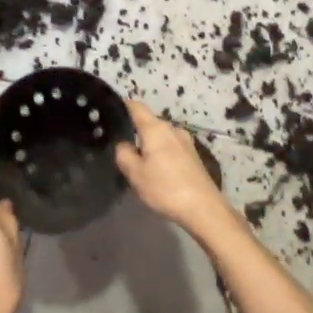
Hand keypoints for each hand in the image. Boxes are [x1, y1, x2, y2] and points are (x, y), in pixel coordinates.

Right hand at [114, 101, 233, 233]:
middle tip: (119, 145)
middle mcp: (172, 129)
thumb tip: (123, 144)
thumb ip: (124, 154)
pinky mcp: (193, 155)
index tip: (110, 113)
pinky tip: (156, 169)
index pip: (136, 106)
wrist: (203, 207)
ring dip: (149, 144)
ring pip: (160, 136)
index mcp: (156, 128)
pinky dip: (161, 153)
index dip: (122, 106)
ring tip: (137, 160)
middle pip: (149, 122)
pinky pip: (171, 147)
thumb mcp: (135, 173)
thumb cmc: (165, 188)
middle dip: (135, 130)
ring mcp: (186, 141)